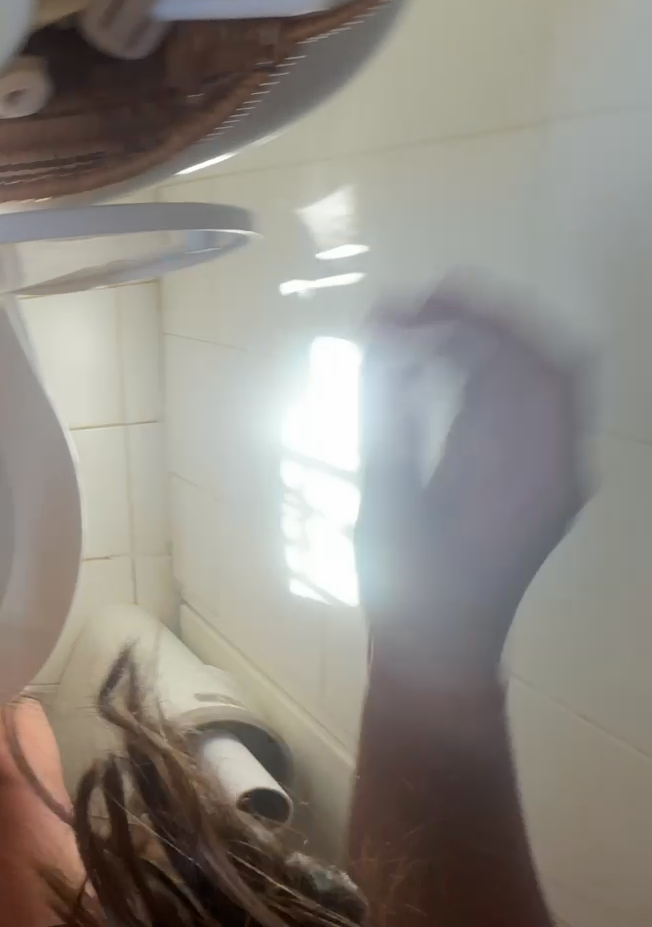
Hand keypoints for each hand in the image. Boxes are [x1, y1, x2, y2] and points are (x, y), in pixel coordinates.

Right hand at [357, 286, 590, 672]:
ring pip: (542, 381)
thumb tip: (382, 348)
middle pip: (544, 361)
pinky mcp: (535, 479)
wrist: (442, 640)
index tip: (401, 303)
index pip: (519, 363)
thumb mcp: (385, 494)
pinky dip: (487, 374)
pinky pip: (527, 408)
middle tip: (413, 298)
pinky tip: (436, 368)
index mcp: (526, 463)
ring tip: (420, 321)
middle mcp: (558, 459)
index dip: (467, 320)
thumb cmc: (406, 575)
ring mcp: (552, 470)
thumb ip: (386, 416)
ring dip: (487, 342)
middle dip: (485, 318)